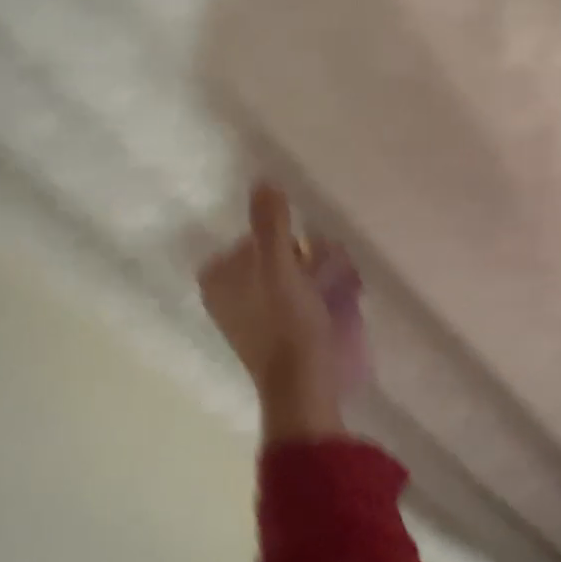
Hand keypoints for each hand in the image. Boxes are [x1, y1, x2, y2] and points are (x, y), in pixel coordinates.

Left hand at [198, 185, 367, 440]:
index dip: (293, 242)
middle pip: (274, 258)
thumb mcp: (279, 266)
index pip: (260, 237)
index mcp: (217, 276)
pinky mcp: (272, 333)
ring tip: (344, 284)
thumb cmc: (287, 321)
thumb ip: (271, 223)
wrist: (301, 381)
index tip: (315, 253)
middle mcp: (225, 294)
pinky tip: (336, 303)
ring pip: (288, 279)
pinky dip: (314, 296)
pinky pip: (295, 300)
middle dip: (307, 258)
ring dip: (317, 276)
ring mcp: (247, 316)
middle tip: (336, 267)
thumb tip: (264, 180)